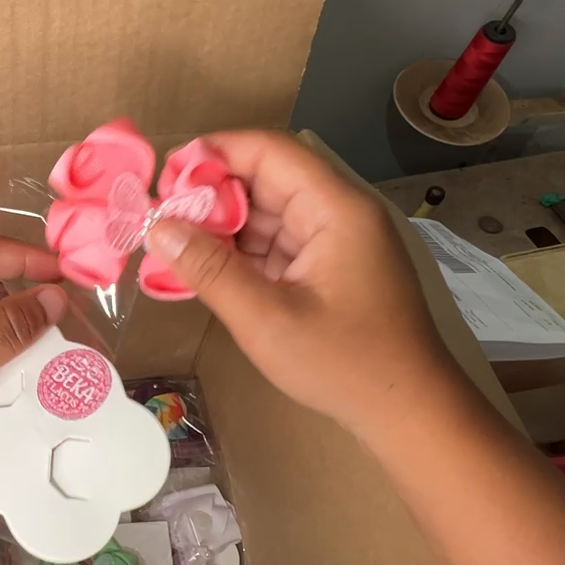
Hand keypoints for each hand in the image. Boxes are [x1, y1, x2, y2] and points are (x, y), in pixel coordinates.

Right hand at [144, 130, 461, 431]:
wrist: (407, 412)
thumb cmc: (344, 364)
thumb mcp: (265, 318)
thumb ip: (208, 269)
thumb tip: (157, 227)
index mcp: (334, 209)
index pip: (268, 152)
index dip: (213, 153)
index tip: (165, 177)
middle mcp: (336, 213)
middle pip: (264, 179)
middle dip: (210, 195)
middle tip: (160, 218)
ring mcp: (332, 241)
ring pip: (265, 212)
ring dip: (220, 225)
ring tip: (172, 245)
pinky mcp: (324, 267)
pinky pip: (273, 243)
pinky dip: (238, 251)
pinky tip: (203, 268)